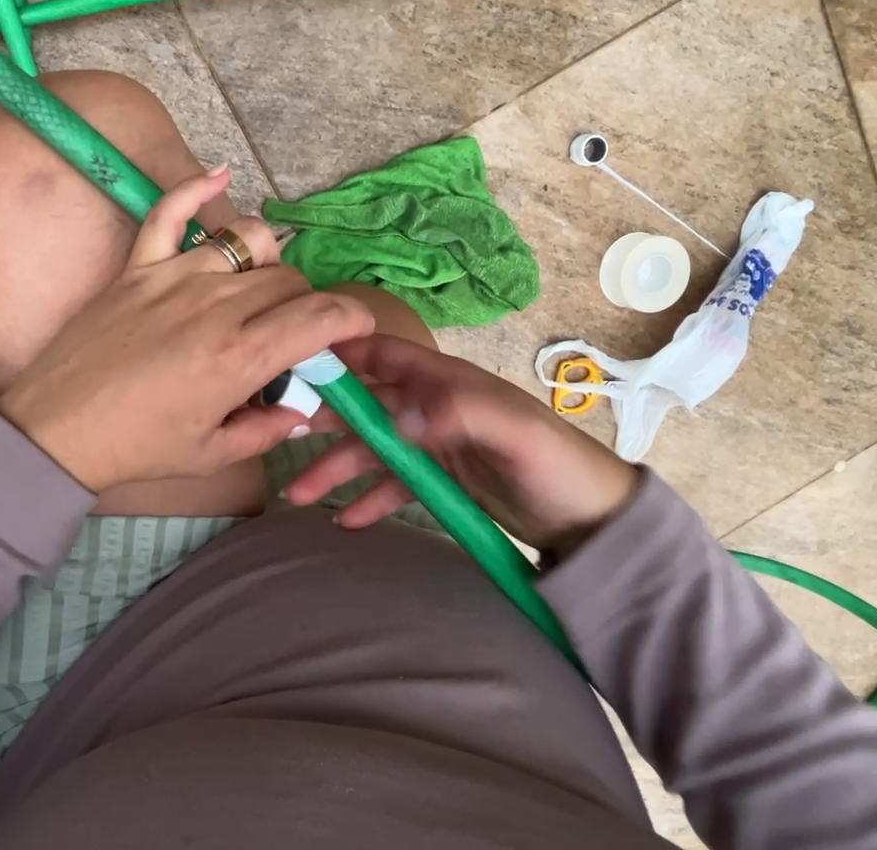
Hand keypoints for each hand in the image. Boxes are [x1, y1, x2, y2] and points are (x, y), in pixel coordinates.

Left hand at [0, 167, 375, 492]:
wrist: (55, 431)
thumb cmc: (137, 448)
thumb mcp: (213, 454)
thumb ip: (270, 429)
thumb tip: (305, 409)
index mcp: (240, 358)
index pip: (321, 316)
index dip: (352, 318)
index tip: (356, 328)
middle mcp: (215, 307)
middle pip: (288, 279)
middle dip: (305, 304)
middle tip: (289, 335)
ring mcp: (173, 278)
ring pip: (247, 241)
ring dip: (267, 260)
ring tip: (259, 287)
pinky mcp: (137, 268)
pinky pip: (169, 212)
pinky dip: (195, 188)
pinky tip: (219, 173)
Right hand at [284, 334, 637, 552]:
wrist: (593, 523)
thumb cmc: (557, 466)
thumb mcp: (515, 434)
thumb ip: (457, 414)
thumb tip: (394, 418)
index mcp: (447, 382)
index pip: (386, 356)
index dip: (344, 354)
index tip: (297, 363)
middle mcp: (433, 407)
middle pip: (368, 407)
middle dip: (326, 422)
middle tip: (282, 440)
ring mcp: (434, 445)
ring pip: (373, 450)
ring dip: (336, 470)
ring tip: (298, 495)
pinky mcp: (441, 480)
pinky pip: (394, 486)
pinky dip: (368, 500)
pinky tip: (346, 520)